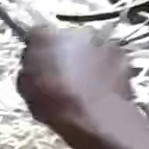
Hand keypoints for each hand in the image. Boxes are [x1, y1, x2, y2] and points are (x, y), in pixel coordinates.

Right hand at [17, 25, 135, 148]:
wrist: (97, 118)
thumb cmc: (56, 105)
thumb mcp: (26, 89)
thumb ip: (27, 69)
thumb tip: (32, 65)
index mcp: (47, 37)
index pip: (36, 34)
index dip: (35, 50)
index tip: (36, 65)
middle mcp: (76, 31)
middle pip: (65, 38)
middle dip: (62, 53)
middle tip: (60, 77)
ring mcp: (102, 41)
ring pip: (87, 47)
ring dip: (84, 59)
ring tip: (81, 85)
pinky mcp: (122, 55)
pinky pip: (106, 58)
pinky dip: (102, 68)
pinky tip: (99, 87)